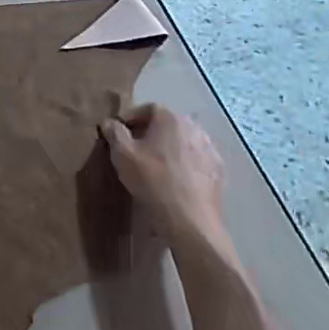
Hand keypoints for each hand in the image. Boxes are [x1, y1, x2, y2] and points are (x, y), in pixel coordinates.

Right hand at [99, 105, 226, 248]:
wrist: (190, 221)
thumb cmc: (153, 181)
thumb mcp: (122, 155)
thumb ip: (114, 133)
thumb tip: (110, 122)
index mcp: (171, 117)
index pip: (146, 108)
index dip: (130, 119)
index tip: (118, 135)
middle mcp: (194, 126)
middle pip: (166, 124)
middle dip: (149, 134)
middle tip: (134, 152)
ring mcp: (210, 147)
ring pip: (182, 141)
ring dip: (169, 149)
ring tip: (155, 168)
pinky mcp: (218, 169)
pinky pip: (196, 159)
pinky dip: (185, 165)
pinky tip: (176, 181)